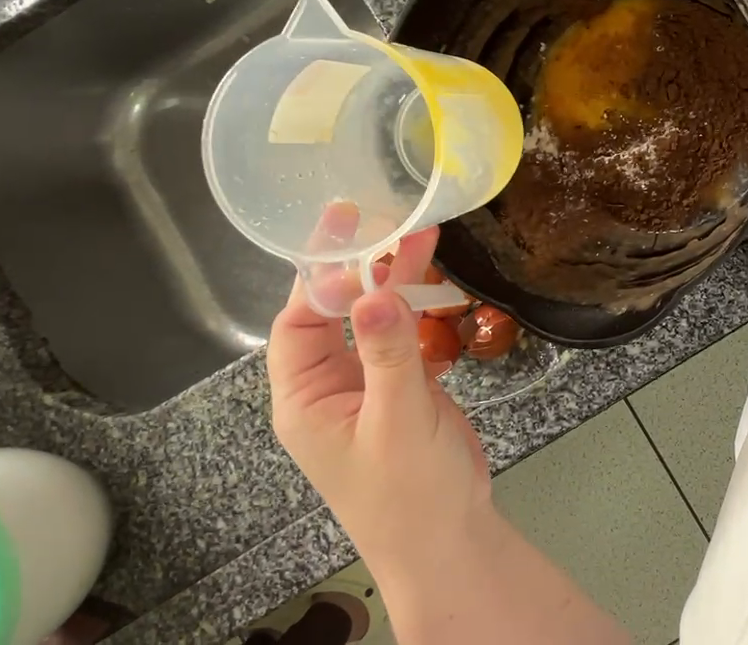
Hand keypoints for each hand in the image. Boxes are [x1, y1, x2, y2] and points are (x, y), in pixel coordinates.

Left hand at [267, 211, 491, 569]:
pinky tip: (438, 286)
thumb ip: (388, 353)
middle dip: (359, 265)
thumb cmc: (409, 488)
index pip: (300, 321)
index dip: (326, 277)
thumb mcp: (398, 419)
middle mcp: (329, 386)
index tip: (358, 234)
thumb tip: (375, 290)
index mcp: (306, 397)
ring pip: (374, 320)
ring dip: (396, 280)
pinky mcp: (404, 390)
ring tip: (423, 236)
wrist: (447, 534)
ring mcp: (368, 386)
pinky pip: (403, 337)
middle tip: (381, 213)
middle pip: (336, 312)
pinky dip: (419, 308)